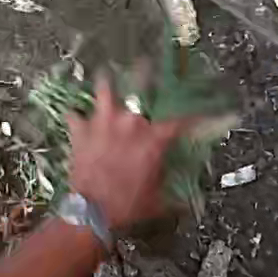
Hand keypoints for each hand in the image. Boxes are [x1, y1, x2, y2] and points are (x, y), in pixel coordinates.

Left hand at [65, 73, 191, 229]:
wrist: (91, 213)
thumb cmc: (128, 207)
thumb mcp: (158, 201)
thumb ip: (174, 196)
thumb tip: (188, 203)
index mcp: (154, 139)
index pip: (182, 120)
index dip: (196, 113)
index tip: (203, 109)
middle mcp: (130, 123)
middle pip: (140, 84)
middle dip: (145, 70)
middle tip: (146, 63)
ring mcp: (103, 123)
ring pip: (104, 88)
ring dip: (105, 81)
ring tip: (105, 72)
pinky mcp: (81, 131)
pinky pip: (74, 114)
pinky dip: (75, 114)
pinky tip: (75, 113)